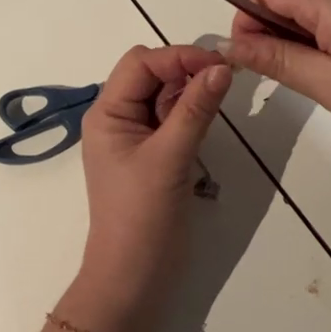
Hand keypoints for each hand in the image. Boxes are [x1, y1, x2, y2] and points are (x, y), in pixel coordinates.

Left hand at [74, 45, 230, 320]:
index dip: (179, 56)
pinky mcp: (154, 153)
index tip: (220, 64)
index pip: (141, 62)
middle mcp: (117, 117)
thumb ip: (196, 109)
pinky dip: (191, 110)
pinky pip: (172, 117)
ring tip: (220, 97)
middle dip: (185, 69)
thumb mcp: (170, 157)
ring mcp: (136, 136)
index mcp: (107, 112)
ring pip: (164, 93)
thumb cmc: (143, 216)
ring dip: (190, 89)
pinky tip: (210, 116)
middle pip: (151, 72)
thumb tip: (222, 67)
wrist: (134, 276)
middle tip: (223, 79)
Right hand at [219, 0, 330, 157]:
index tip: (249, 57)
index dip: (248, 18)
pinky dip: (324, 30)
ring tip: (308, 73)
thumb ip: (274, 58)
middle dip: (271, 24)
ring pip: (316, 1)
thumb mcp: (325, 83)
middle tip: (276, 71)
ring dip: (297, 30)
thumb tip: (228, 43)